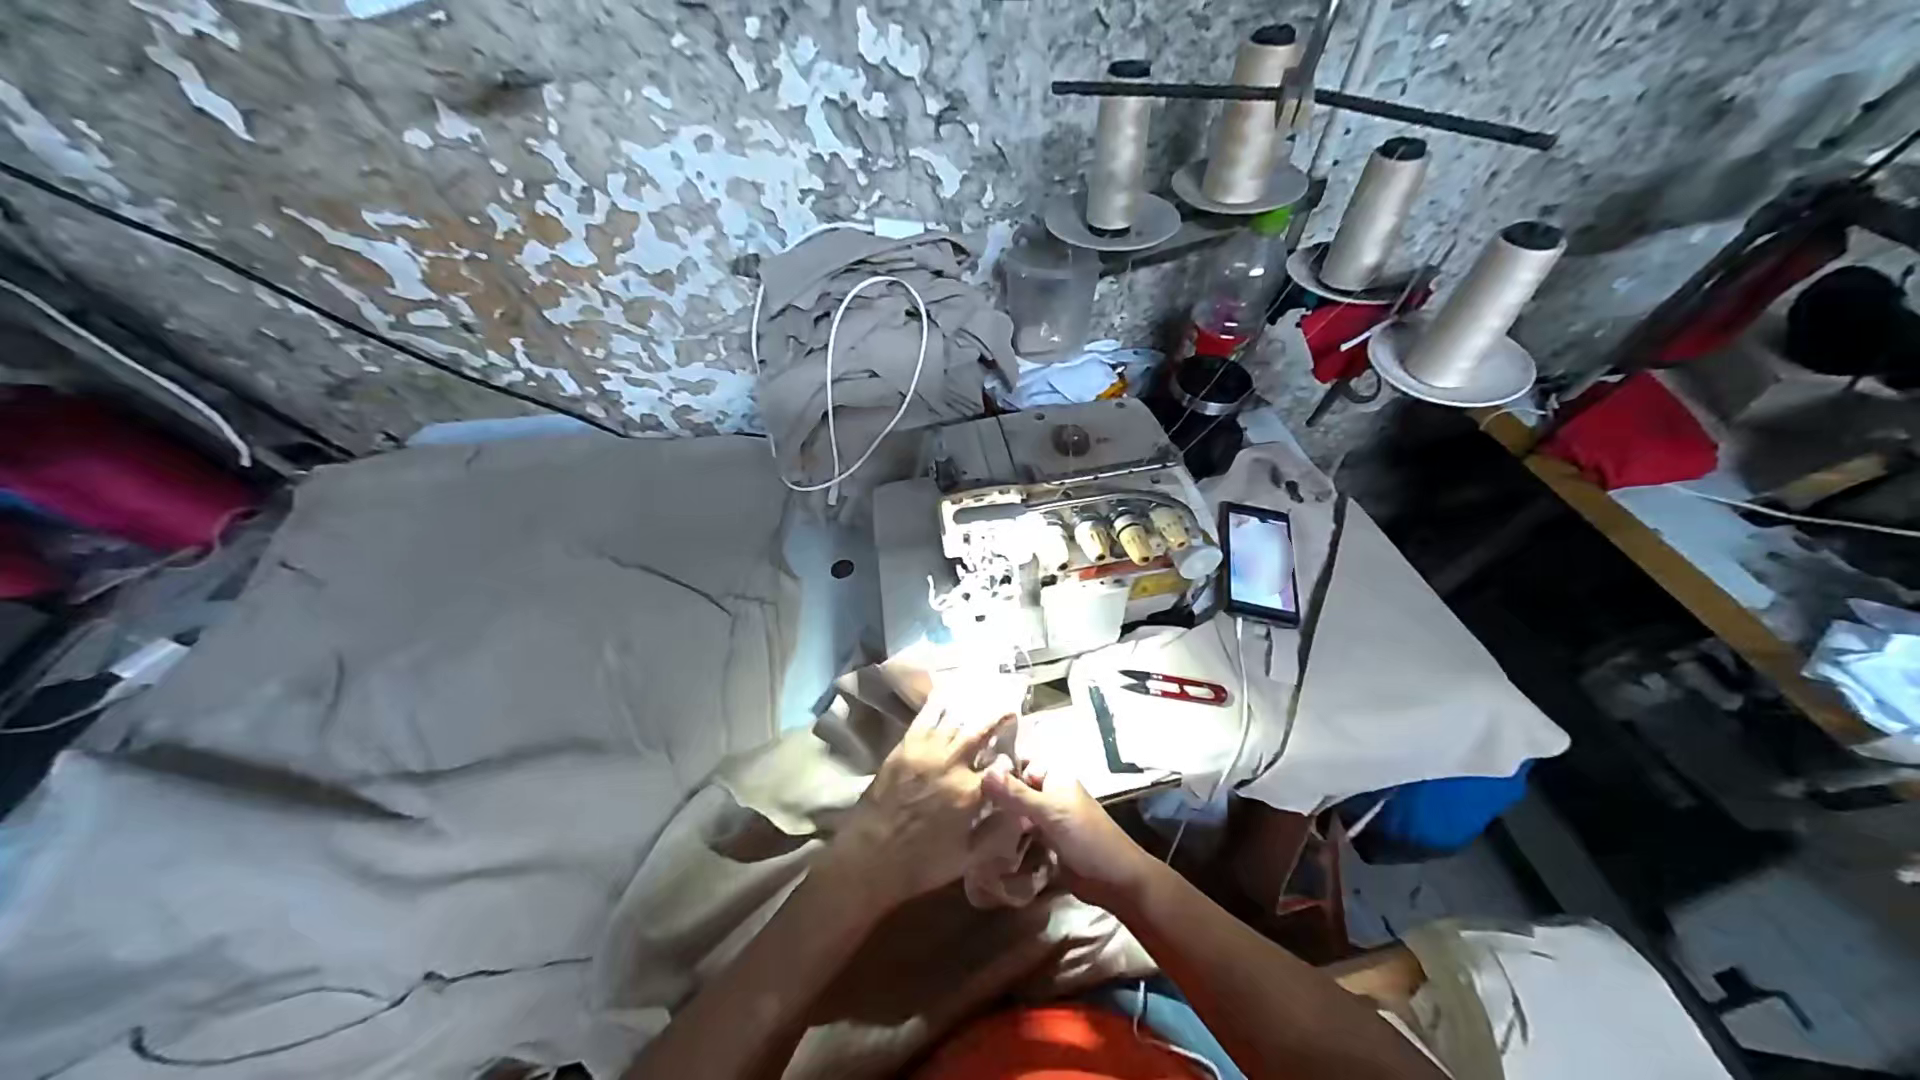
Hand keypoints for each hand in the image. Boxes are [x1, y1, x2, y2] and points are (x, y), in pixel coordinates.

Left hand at [819, 691, 1012, 913]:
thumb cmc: (921, 863)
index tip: (1016, 756)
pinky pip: (925, 718)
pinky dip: (938, 704)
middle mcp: (951, 764)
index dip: (1012, 759)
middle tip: (1009, 711)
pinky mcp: (904, 747)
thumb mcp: (967, 858)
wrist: (870, 857)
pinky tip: (946, 695)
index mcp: (970, 792)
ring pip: (953, 721)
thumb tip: (1021, 812)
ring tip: (983, 702)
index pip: (1001, 766)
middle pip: (979, 732)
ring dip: (971, 711)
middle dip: (998, 720)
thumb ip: (997, 832)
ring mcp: (926, 752)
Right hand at [982, 760, 1154, 910]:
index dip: (999, 764)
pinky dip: (1006, 832)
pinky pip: (1020, 831)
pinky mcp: (1044, 841)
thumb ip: (1016, 794)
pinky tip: (981, 835)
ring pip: (1017, 809)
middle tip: (961, 796)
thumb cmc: (1086, 837)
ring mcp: (1047, 818)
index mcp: (1056, 777)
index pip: (1022, 761)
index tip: (967, 770)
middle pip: (1017, 786)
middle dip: (995, 791)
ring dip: (998, 813)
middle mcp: (1050, 793)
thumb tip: (984, 773)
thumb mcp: (1049, 811)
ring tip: (965, 815)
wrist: (1114, 880)